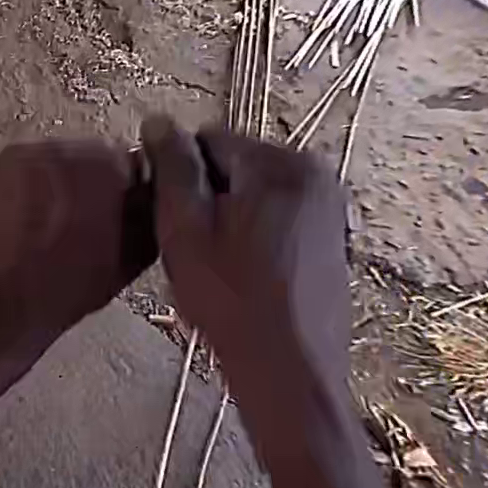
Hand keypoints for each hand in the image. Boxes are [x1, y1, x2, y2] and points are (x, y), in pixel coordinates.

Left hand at [0, 140, 145, 347]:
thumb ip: (151, 208)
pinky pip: (26, 165)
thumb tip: (156, 187)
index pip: (129, 155)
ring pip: (56, 156)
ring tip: (61, 213)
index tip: (124, 204)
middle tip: (91, 210)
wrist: (12, 293)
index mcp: (103, 165)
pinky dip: (33, 182)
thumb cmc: (75, 279)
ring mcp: (23, 155)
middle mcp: (61, 149)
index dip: (128, 182)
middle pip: (89, 152)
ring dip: (62, 177)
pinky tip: (35, 210)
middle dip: (93, 176)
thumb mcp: (136, 249)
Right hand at [139, 117, 351, 394]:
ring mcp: (328, 205)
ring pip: (245, 187)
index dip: (175, 173)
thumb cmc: (226, 292)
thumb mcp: (182, 222)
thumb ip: (171, 165)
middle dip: (200, 189)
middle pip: (228, 161)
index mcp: (281, 165)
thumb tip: (158, 120)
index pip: (203, 139)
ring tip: (209, 254)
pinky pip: (267, 209)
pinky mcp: (329, 233)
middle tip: (187, 237)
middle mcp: (315, 174)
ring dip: (219, 209)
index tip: (168, 213)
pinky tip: (236, 264)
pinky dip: (243, 226)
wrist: (288, 367)